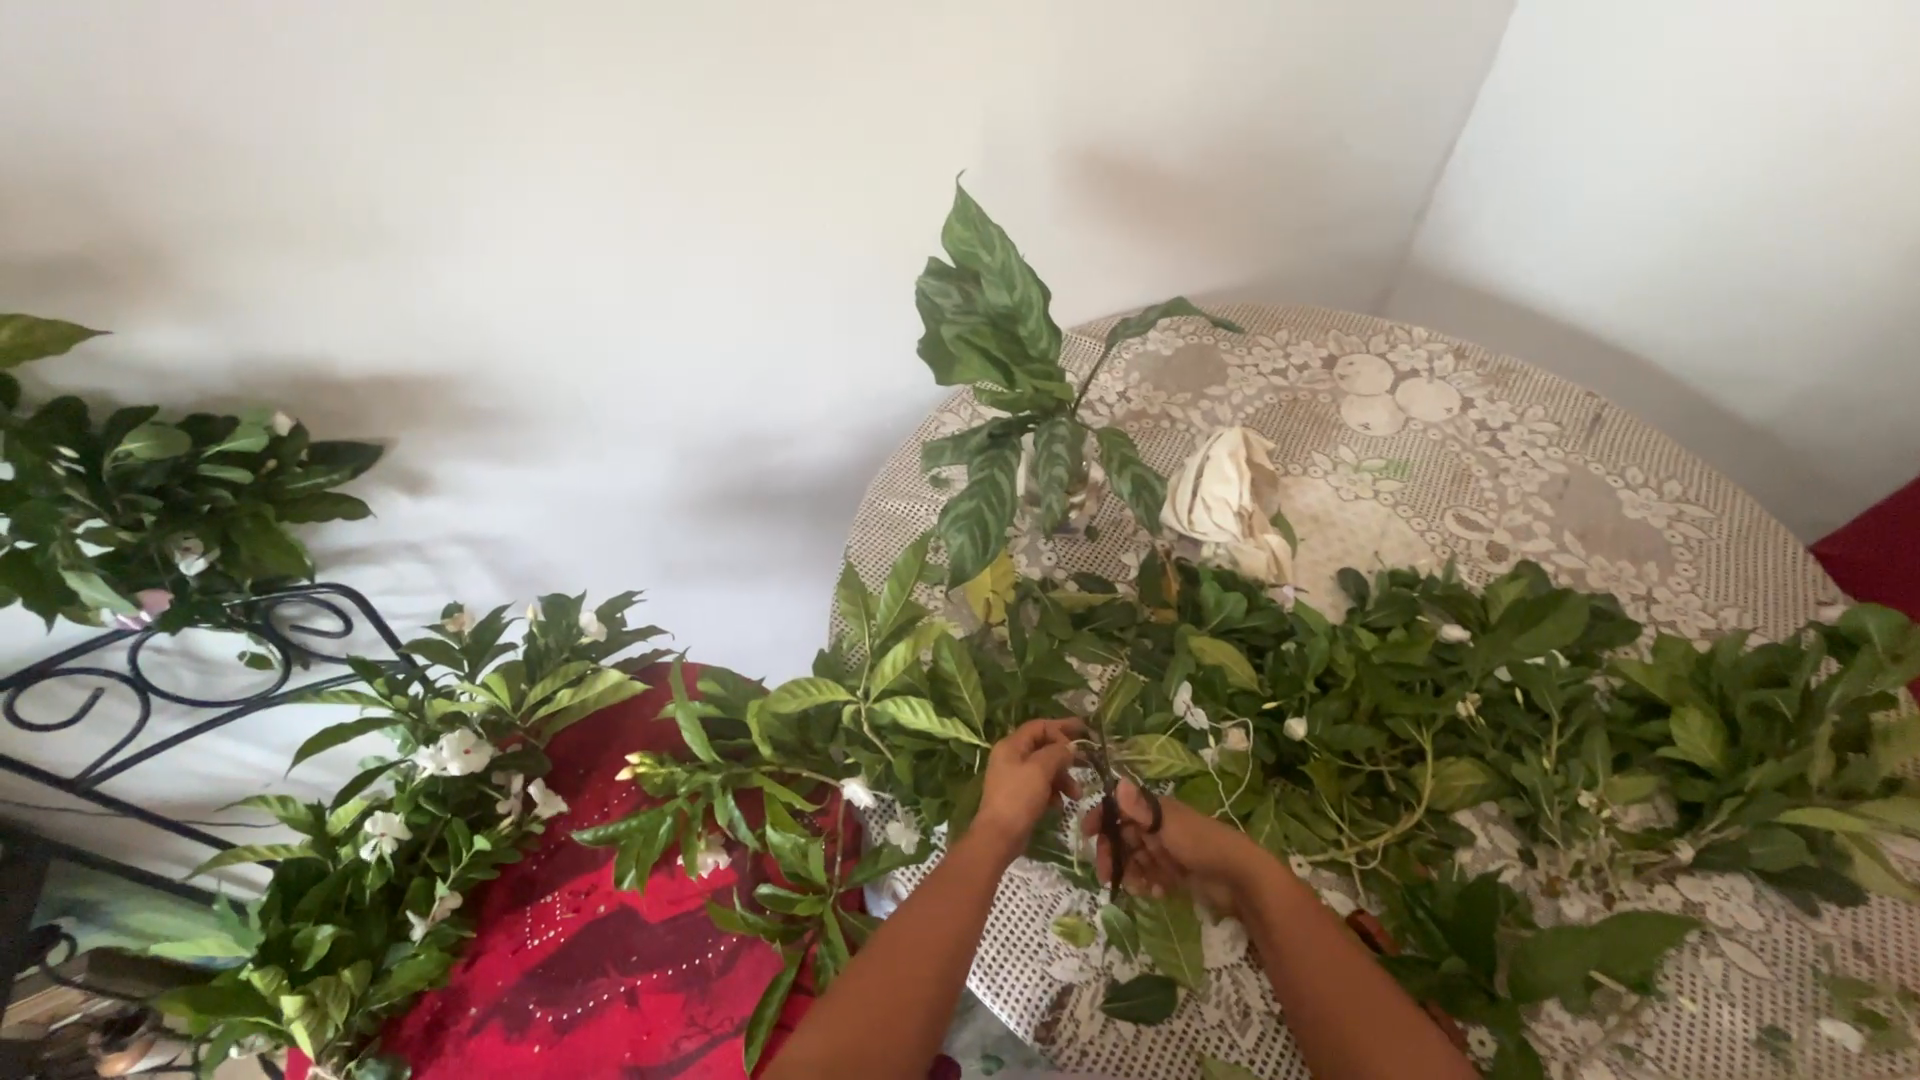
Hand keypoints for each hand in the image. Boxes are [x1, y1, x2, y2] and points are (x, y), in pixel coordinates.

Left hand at [971, 717, 1084, 856]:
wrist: (1000, 835)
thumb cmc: (1018, 797)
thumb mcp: (1040, 770)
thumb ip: (1057, 753)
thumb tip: (1069, 747)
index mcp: (1011, 745)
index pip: (1039, 726)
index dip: (1062, 727)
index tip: (1083, 733)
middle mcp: (1011, 757)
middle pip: (1043, 748)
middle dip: (1065, 757)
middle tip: (1086, 762)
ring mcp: (1014, 777)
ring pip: (1045, 769)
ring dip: (1063, 779)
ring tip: (1076, 794)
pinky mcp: (1019, 796)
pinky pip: (1041, 786)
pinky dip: (1053, 792)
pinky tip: (1059, 804)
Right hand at [1081, 779, 1274, 912]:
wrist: (1239, 878)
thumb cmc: (1202, 845)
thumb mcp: (1169, 826)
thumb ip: (1141, 810)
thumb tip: (1118, 783)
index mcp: (1156, 810)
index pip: (1119, 809)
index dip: (1101, 819)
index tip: (1086, 834)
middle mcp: (1158, 827)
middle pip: (1122, 837)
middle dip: (1112, 854)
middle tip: (1107, 875)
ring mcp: (1166, 851)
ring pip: (1134, 859)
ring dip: (1130, 873)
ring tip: (1138, 887)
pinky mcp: (1174, 873)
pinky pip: (1150, 876)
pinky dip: (1148, 884)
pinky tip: (1157, 892)